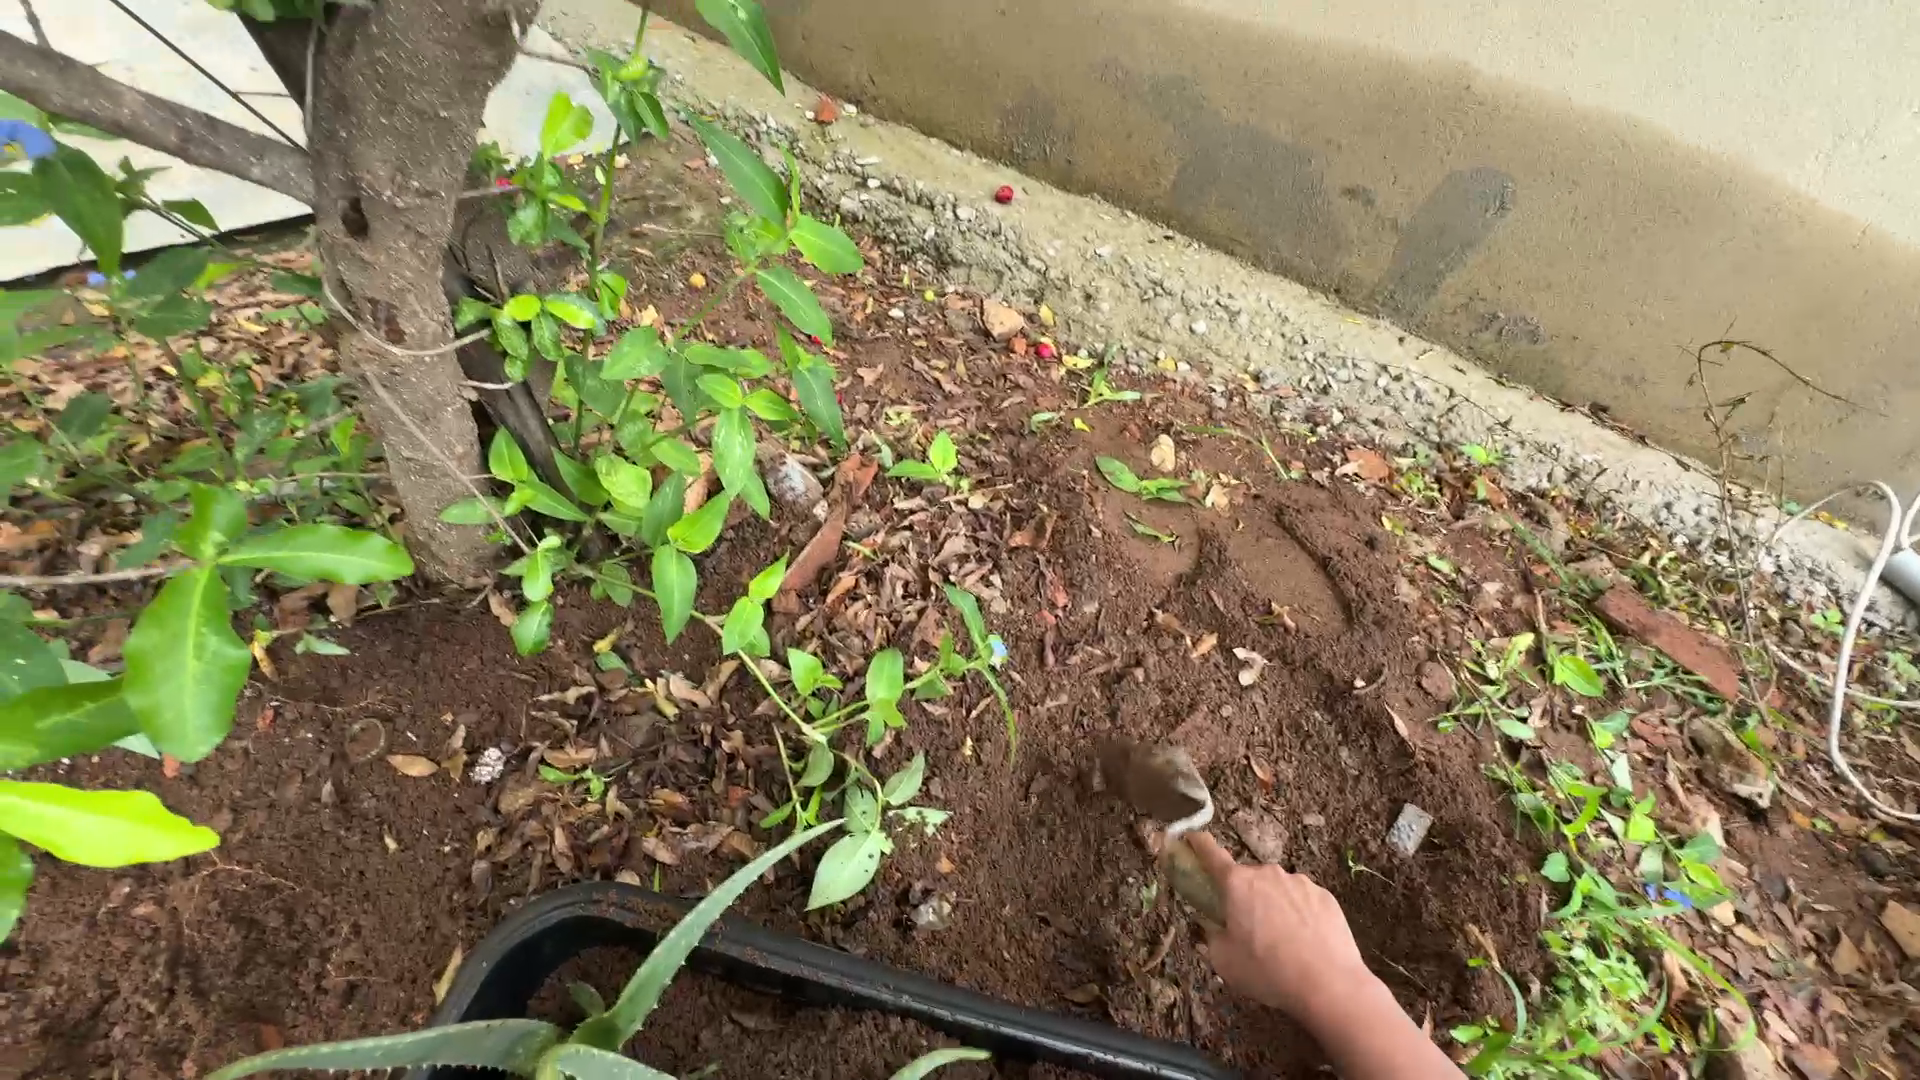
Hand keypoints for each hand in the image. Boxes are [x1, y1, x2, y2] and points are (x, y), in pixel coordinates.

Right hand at [1185, 832, 1374, 1016]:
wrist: (1330, 985)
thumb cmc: (1268, 971)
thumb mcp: (1224, 961)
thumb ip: (1211, 937)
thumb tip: (1212, 926)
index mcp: (1236, 883)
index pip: (1210, 853)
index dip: (1198, 843)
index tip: (1191, 836)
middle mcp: (1266, 873)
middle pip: (1247, 878)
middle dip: (1245, 896)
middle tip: (1250, 928)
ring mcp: (1299, 881)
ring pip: (1277, 888)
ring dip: (1274, 905)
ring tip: (1285, 941)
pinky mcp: (1325, 896)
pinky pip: (1303, 899)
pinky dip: (1300, 914)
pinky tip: (1308, 942)